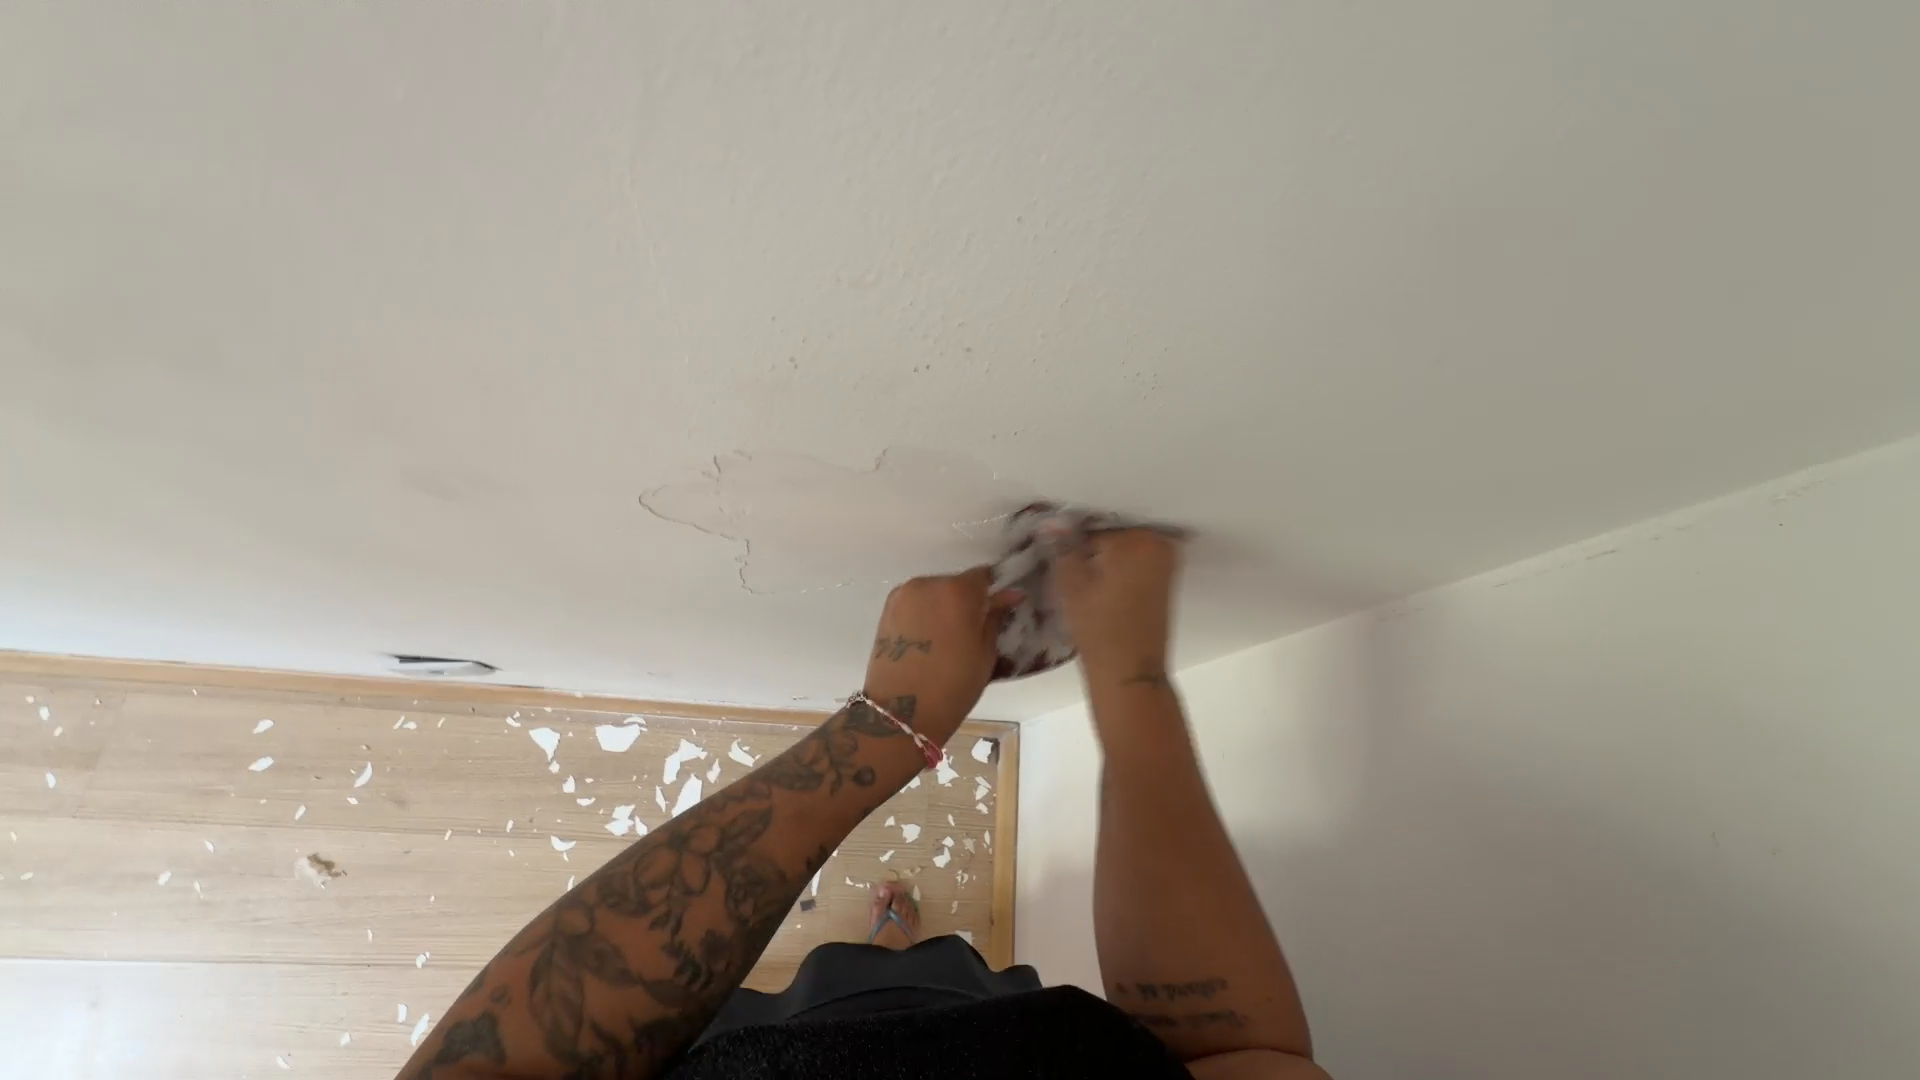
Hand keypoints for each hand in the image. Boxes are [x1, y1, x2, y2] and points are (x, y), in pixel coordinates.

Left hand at [863, 567, 1017, 742]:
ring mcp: (903, 595)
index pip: (984, 576)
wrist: (900, 712)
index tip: (1000, 609)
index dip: (994, 591)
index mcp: (958, 590)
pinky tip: (930, 640)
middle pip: (957, 583)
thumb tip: (1010, 595)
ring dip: (945, 607)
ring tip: (950, 638)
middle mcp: (928, 583)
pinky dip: (926, 614)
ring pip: (935, 592)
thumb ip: (996, 617)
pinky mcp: (887, 609)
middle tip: (975, 630)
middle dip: (968, 600)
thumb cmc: (953, 685)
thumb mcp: (985, 652)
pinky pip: (916, 603)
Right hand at [1053, 529, 1180, 687]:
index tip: (1062, 557)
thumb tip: (1054, 523)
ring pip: (1125, 545)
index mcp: (1135, 539)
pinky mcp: (1169, 576)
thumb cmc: (1098, 629)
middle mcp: (1158, 542)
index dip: (1072, 542)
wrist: (1130, 670)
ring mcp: (1167, 559)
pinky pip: (1138, 558)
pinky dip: (1122, 565)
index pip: (1093, 527)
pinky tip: (1106, 586)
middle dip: (1093, 546)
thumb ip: (1063, 548)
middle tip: (1075, 568)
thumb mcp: (1071, 585)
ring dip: (1107, 555)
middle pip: (1113, 532)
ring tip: (1090, 579)